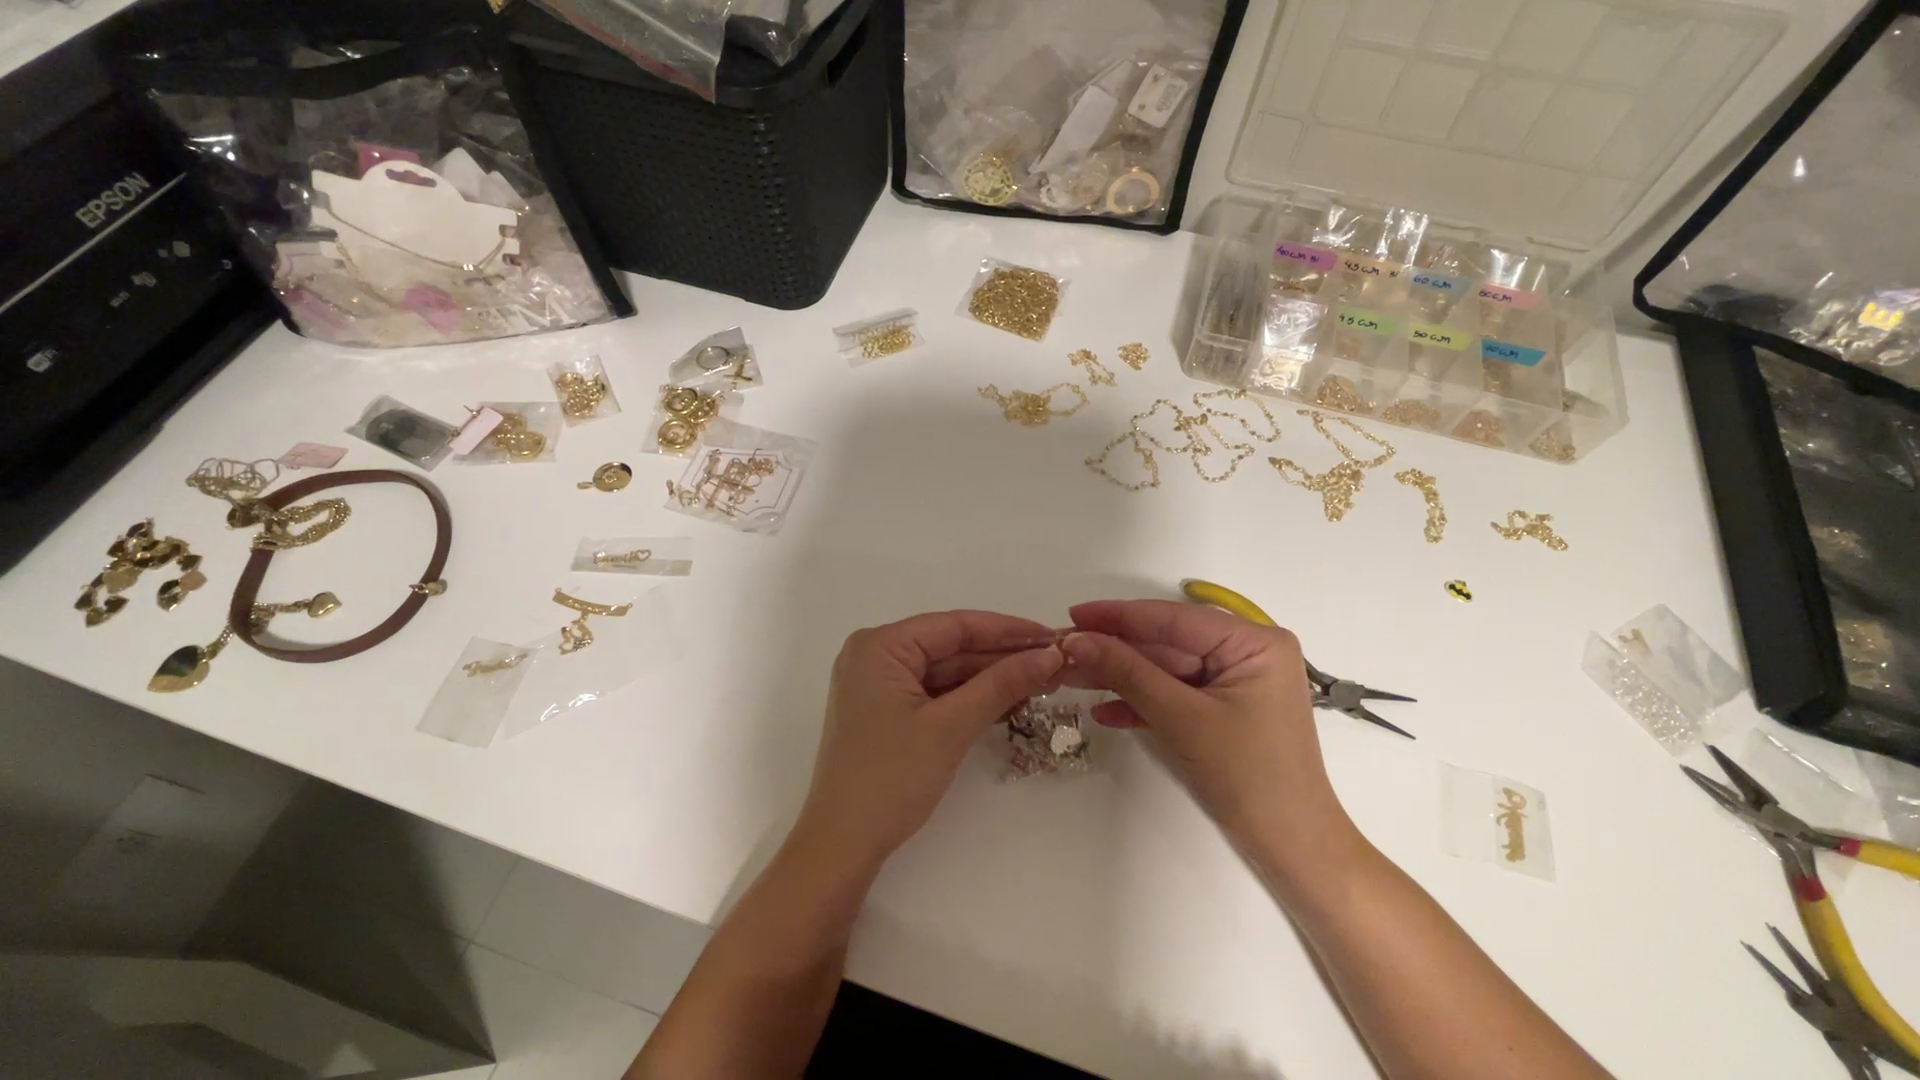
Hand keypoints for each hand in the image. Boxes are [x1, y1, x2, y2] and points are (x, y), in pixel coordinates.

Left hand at [793, 611, 1065, 870]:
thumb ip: (1001, 684)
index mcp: (879, 646)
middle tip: (1058, 663)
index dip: (1008, 630)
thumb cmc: (890, 779)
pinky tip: (1011, 702)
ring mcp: (879, 686)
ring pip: (947, 672)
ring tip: (1045, 682)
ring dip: (992, 680)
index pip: (954, 626)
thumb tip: (1051, 655)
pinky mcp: (886, 713)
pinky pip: (936, 694)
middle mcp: (875, 656)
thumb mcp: (951, 727)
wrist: (842, 844)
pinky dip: (970, 700)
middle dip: (1004, 657)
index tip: (1053, 636)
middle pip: (951, 647)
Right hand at [1061, 600, 1356, 870]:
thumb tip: (1077, 640)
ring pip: (1165, 670)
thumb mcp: (1182, 718)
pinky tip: (1103, 710)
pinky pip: (1175, 695)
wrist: (1289, 842)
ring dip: (1120, 677)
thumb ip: (1128, 672)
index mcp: (1255, 642)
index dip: (1119, 616)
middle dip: (1115, 650)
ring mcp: (1235, 683)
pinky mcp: (1222, 710)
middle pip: (1167, 642)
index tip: (1073, 614)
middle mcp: (1248, 653)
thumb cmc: (1248, 774)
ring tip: (1070, 678)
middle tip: (1062, 650)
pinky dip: (1141, 703)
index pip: (1174, 618)